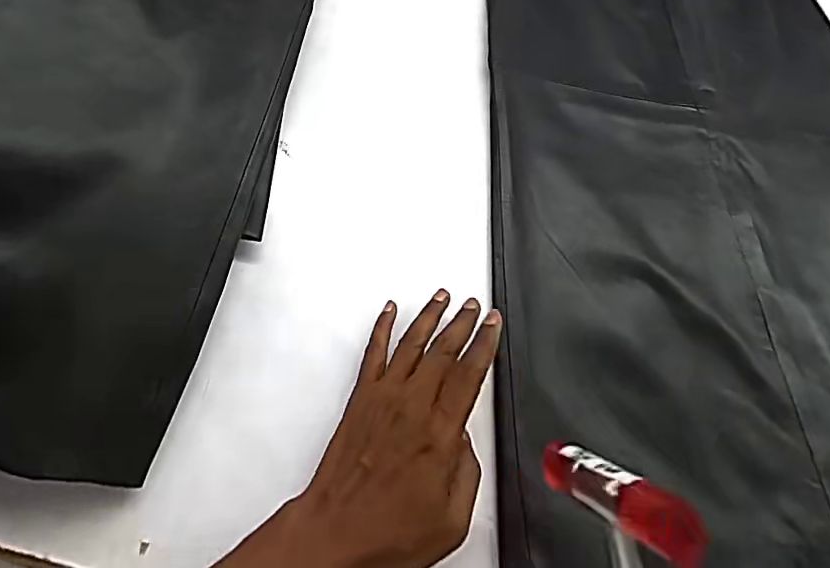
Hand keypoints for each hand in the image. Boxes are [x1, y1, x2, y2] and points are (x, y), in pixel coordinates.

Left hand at [216, 291, 501, 567]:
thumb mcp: (451, 520)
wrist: (336, 532)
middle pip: (443, 351)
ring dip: (429, 316)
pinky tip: (390, 310)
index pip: (468, 375)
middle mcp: (411, 407)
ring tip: (442, 297)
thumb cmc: (388, 533)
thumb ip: (466, 473)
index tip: (493, 325)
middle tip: (474, 305)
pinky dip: (383, 326)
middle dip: (462, 322)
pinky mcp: (360, 397)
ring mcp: (383, 397)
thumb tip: (464, 443)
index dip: (484, 345)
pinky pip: (374, 351)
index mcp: (439, 435)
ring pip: (411, 342)